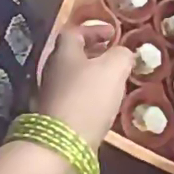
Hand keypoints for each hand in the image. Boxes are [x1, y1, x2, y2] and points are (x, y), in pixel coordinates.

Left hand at [33, 25, 133, 146]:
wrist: (62, 143)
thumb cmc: (88, 97)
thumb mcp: (113, 69)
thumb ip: (122, 55)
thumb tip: (124, 53)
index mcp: (63, 52)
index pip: (74, 31)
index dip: (94, 30)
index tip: (114, 34)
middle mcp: (52, 70)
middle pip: (71, 55)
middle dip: (93, 53)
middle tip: (114, 56)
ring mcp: (49, 94)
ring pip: (72, 77)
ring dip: (91, 76)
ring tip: (112, 81)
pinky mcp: (53, 117)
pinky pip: (72, 98)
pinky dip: (87, 96)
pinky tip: (102, 105)